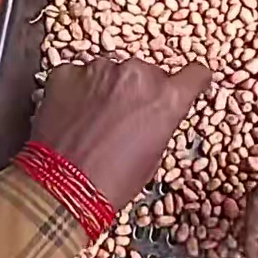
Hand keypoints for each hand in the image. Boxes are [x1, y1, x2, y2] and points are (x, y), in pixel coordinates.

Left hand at [30, 58, 211, 207]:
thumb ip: (160, 122)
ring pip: (110, 73)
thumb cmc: (112, 182)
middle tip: (123, 120)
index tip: (186, 84)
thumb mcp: (153, 157)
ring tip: (93, 123)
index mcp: (166, 98)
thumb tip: (153, 114)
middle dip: (138, 92)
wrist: (62, 187)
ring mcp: (99, 70)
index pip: (194, 74)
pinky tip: (72, 117)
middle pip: (146, 73)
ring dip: (106, 90)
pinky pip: (78, 76)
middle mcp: (136, 74)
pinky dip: (77, 91)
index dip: (191, 81)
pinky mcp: (66, 72)